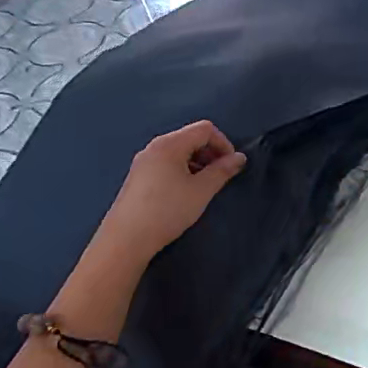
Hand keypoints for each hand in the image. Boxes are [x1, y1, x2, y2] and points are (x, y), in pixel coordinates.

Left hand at [92, 121, 246, 265]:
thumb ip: (222, 171)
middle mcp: (154, 146)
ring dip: (198, 163)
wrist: (127, 238)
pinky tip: (185, 192)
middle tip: (221, 176)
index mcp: (170, 144)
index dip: (223, 144)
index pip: (204, 129)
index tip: (232, 166)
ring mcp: (144, 161)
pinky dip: (183, 170)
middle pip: (190, 138)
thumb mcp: (202, 191)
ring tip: (205, 186)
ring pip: (179, 151)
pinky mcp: (138, 176)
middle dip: (211, 153)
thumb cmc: (168, 210)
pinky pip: (167, 163)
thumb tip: (239, 157)